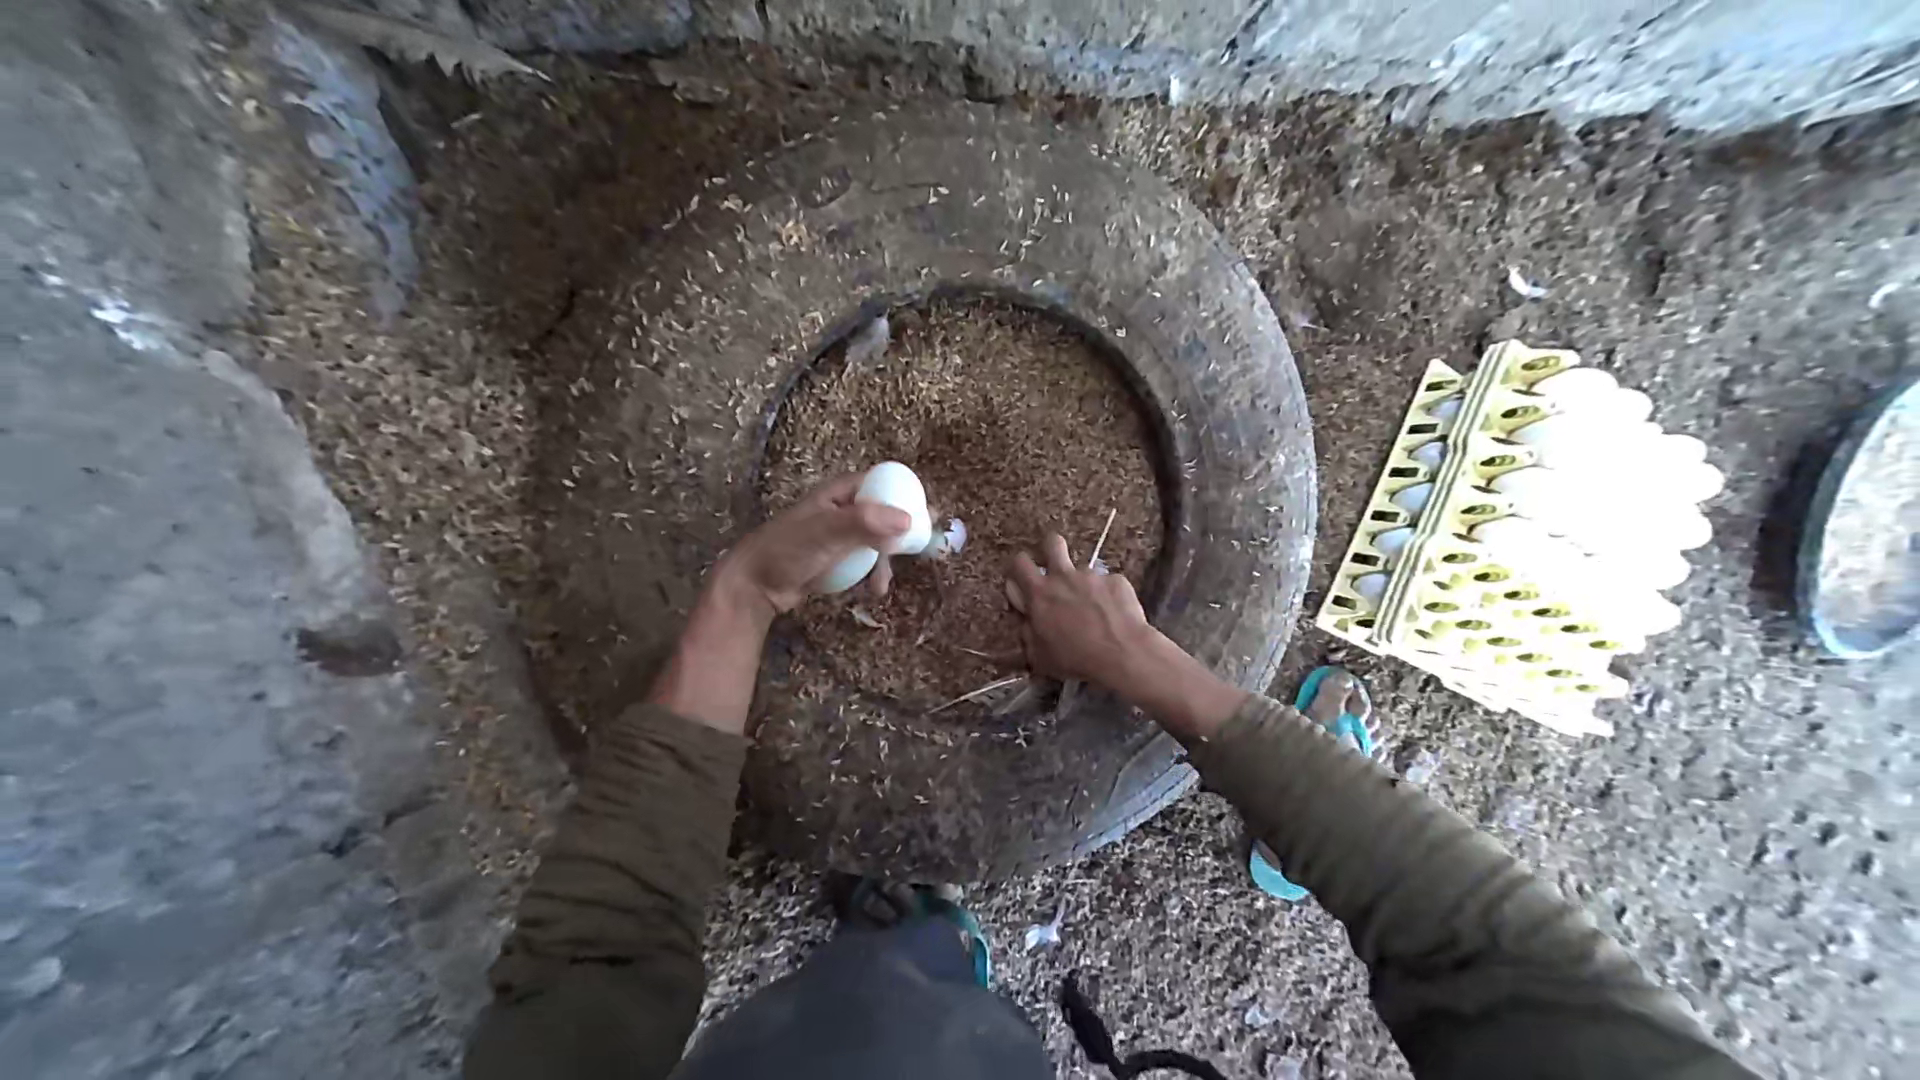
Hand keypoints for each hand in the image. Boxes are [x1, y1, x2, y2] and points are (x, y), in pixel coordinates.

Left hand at [715, 474, 910, 619]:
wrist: (754, 585)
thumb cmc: (788, 550)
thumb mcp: (828, 532)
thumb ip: (866, 523)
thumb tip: (908, 521)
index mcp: (841, 492)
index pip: (884, 484)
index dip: (908, 497)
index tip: (929, 516)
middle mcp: (843, 509)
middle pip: (886, 513)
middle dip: (902, 534)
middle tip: (922, 550)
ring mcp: (840, 535)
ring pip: (878, 540)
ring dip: (887, 560)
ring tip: (884, 582)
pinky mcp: (837, 558)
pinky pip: (866, 560)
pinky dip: (874, 573)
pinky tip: (874, 590)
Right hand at [1004, 534, 1157, 687]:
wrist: (1121, 654)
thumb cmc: (1074, 659)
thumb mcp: (1039, 656)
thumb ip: (1028, 633)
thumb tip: (1027, 621)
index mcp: (1039, 593)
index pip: (1019, 563)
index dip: (1018, 567)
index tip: (1023, 578)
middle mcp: (1063, 577)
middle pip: (1052, 542)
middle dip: (1049, 549)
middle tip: (1054, 568)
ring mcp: (1092, 576)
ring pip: (1083, 571)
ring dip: (1084, 585)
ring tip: (1095, 611)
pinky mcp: (1116, 580)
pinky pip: (1108, 585)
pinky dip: (1108, 597)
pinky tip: (1115, 616)